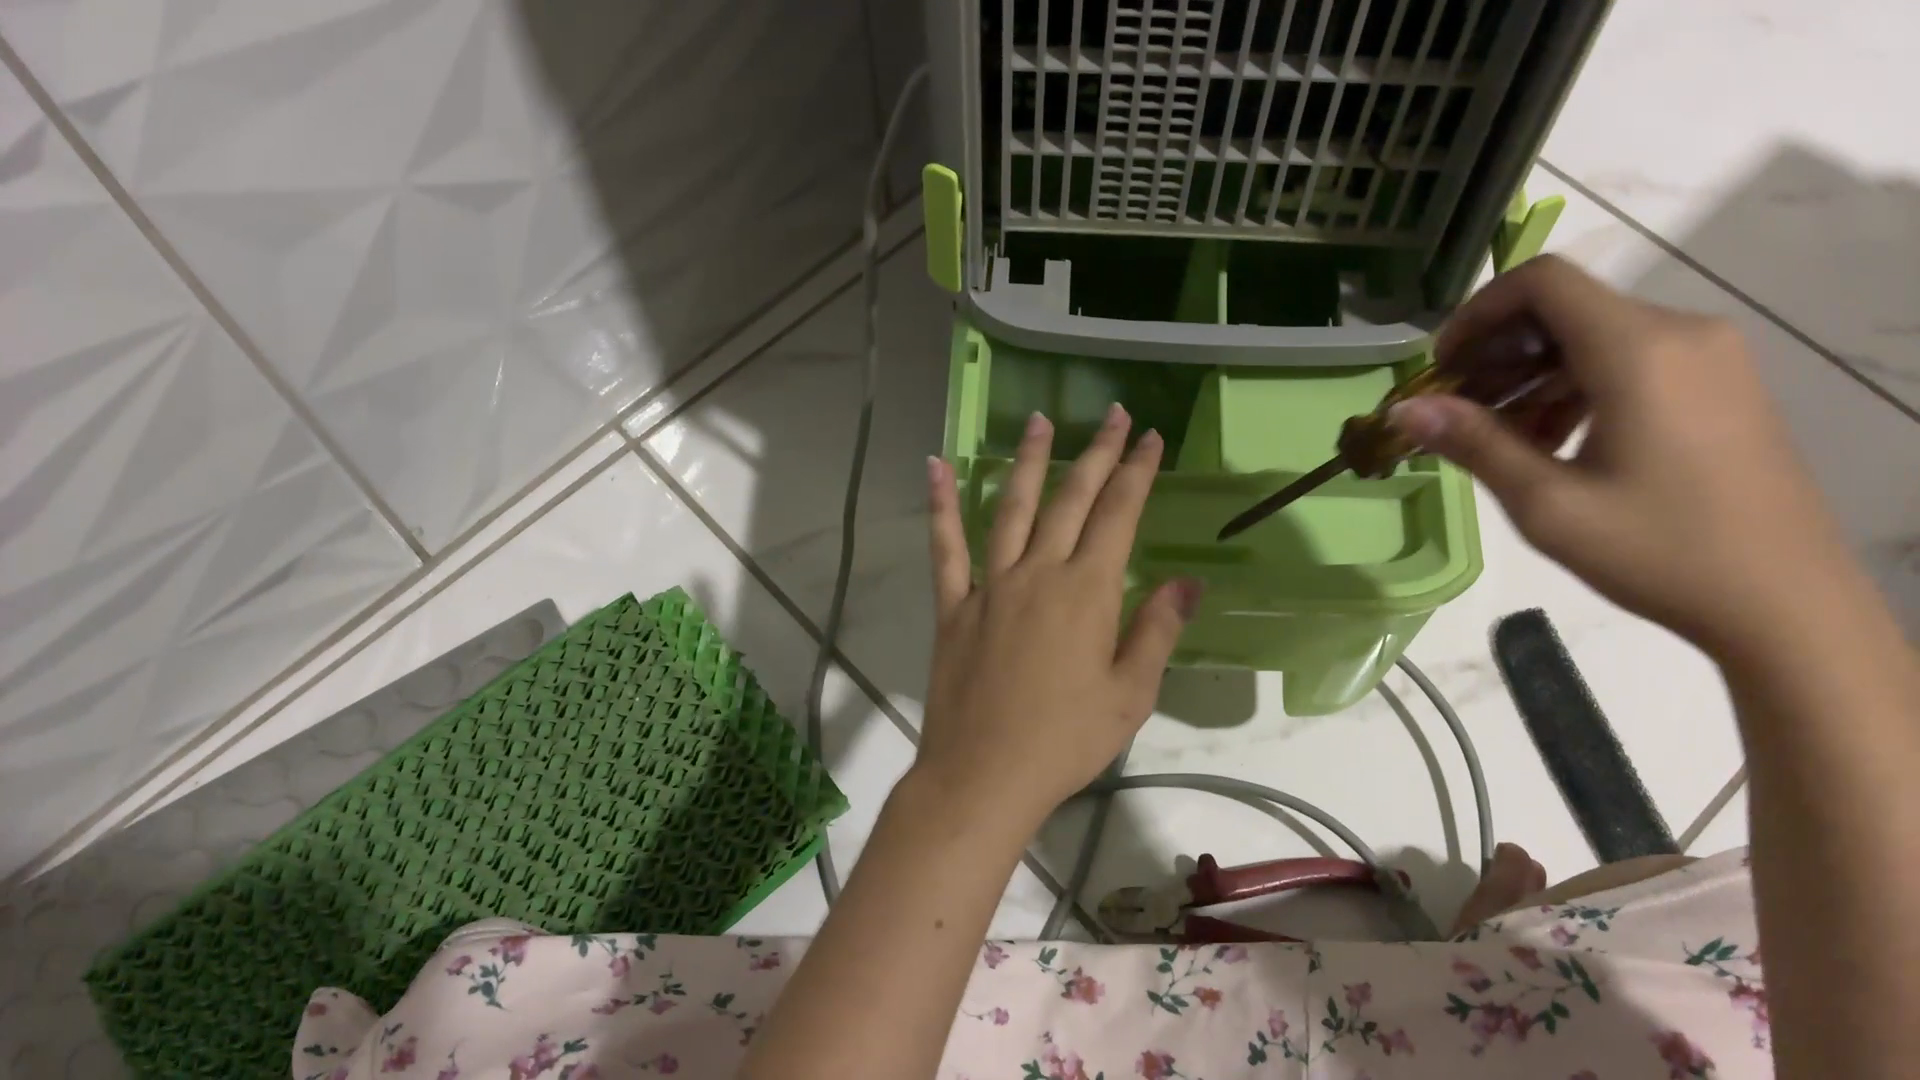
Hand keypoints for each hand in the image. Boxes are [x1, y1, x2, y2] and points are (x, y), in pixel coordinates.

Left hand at [916, 404, 1200, 829]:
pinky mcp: (953, 605)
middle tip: (1110, 413)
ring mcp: (990, 585)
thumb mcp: (1130, 693)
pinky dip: (940, 504)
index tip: (1148, 436)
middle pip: (1071, 500)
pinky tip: (935, 466)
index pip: (1118, 515)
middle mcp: (1038, 573)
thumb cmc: (1066, 740)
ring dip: (1028, 462)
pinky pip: (945, 546)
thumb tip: (1188, 580)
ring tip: (1038, 421)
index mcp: (1088, 592)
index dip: (1135, 472)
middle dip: (1095, 453)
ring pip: (1011, 508)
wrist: (984, 773)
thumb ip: (1157, 630)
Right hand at [1391, 255, 1851, 655]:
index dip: (1478, 311)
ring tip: (1502, 438)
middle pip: (1566, 309)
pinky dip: (1576, 387)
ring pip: (1595, 337)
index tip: (1442, 366)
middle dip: (1499, 351)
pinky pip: (1631, 360)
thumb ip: (1474, 444)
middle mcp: (1681, 333)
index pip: (1543, 281)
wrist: (1786, 602)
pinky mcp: (1721, 385)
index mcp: (1639, 350)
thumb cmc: (1659, 551)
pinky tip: (1555, 443)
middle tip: (1457, 409)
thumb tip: (1402, 410)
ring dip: (1534, 375)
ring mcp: (1710, 358)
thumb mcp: (1547, 503)